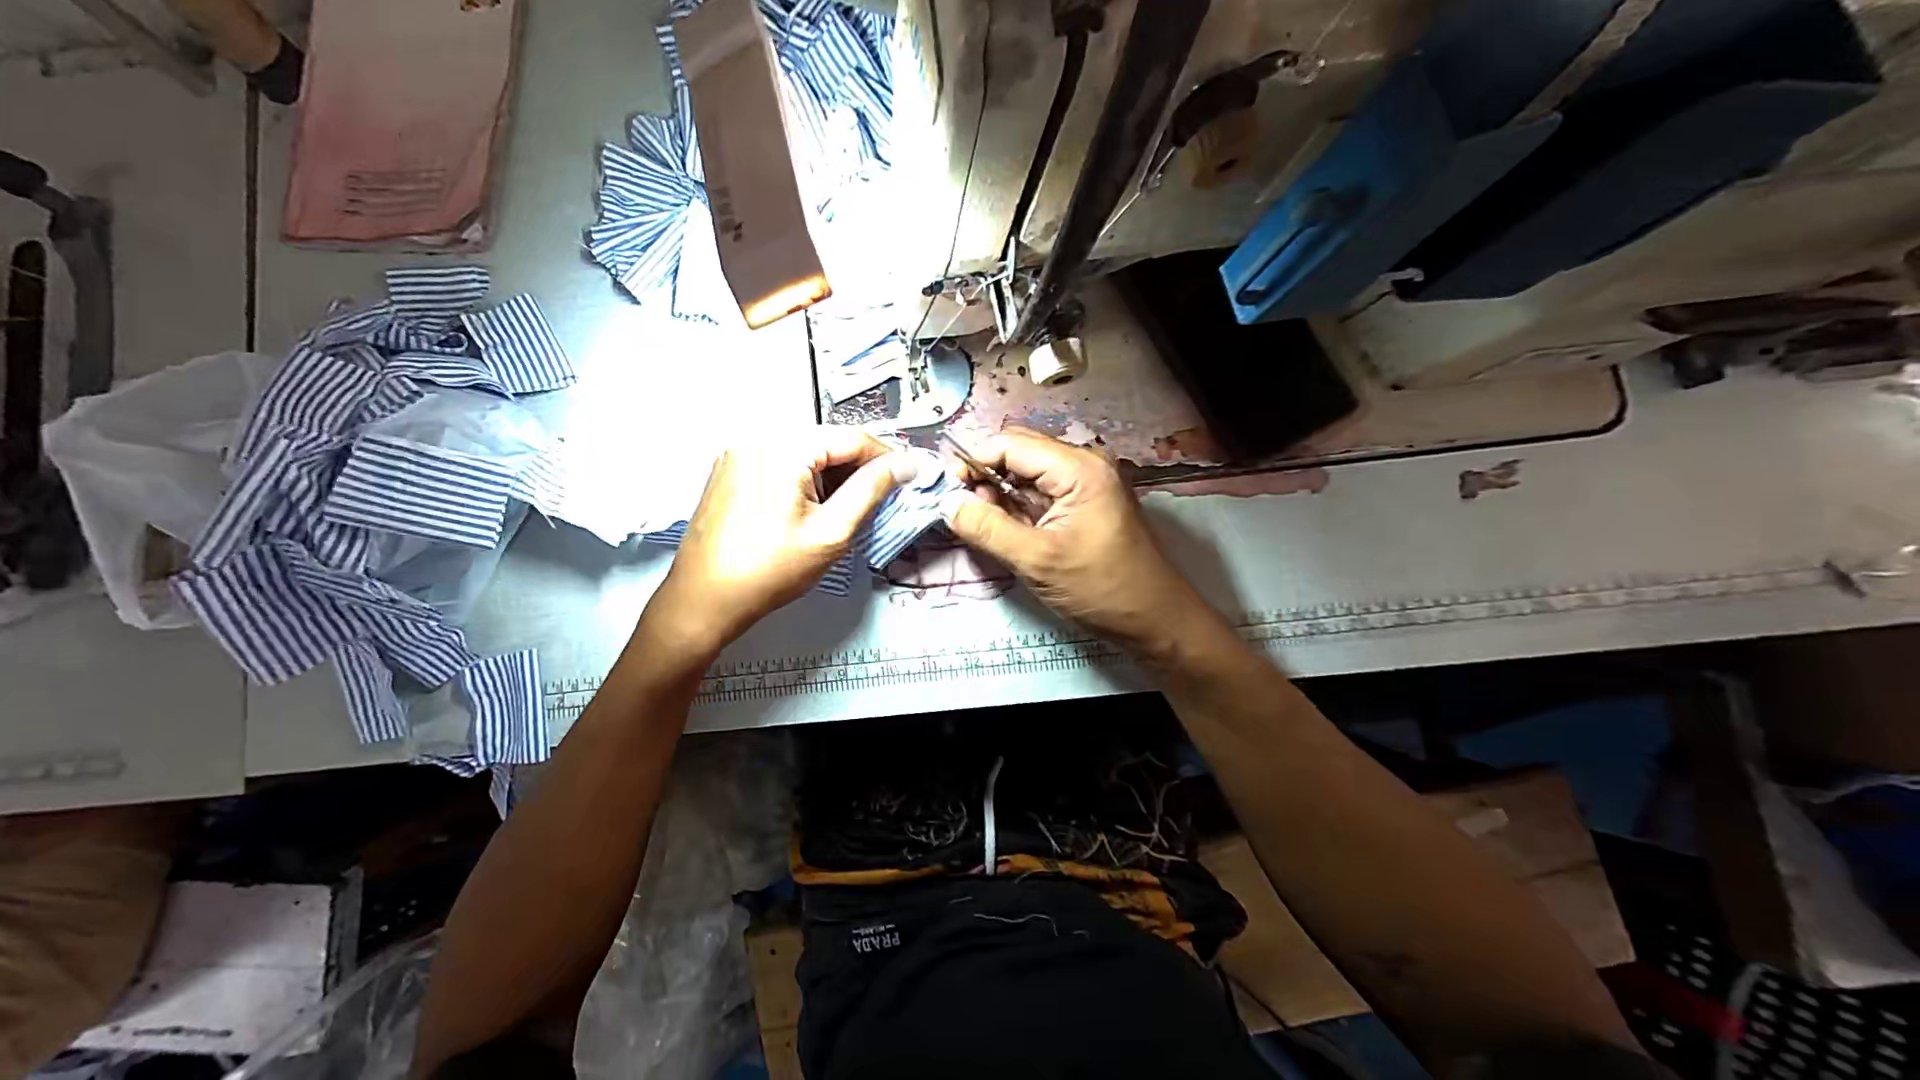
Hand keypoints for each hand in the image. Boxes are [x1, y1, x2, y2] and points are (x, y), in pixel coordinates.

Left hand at [643, 428, 915, 658]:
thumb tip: (905, 465)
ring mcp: (740, 453)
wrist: (704, 600)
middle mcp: (756, 440)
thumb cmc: (762, 573)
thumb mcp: (832, 533)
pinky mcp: (733, 470)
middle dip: (857, 470)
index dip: (886, 459)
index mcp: (781, 447)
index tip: (906, 480)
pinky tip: (811, 514)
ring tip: (840, 516)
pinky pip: (782, 463)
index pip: (852, 437)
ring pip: (806, 453)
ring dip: (832, 477)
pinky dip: (805, 481)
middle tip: (875, 504)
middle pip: (828, 442)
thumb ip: (872, 491)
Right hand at [938, 428, 1224, 659]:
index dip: (972, 462)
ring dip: (1000, 495)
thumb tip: (946, 504)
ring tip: (986, 527)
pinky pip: (1040, 493)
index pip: (1010, 444)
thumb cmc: (1101, 589)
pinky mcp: (1083, 503)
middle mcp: (1084, 464)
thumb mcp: (1036, 561)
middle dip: (984, 478)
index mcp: (1078, 467)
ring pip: (1026, 474)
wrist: (1154, 619)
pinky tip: (1007, 531)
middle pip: (1018, 454)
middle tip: (965, 513)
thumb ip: (987, 528)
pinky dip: (1017, 508)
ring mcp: (1086, 483)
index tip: (945, 492)